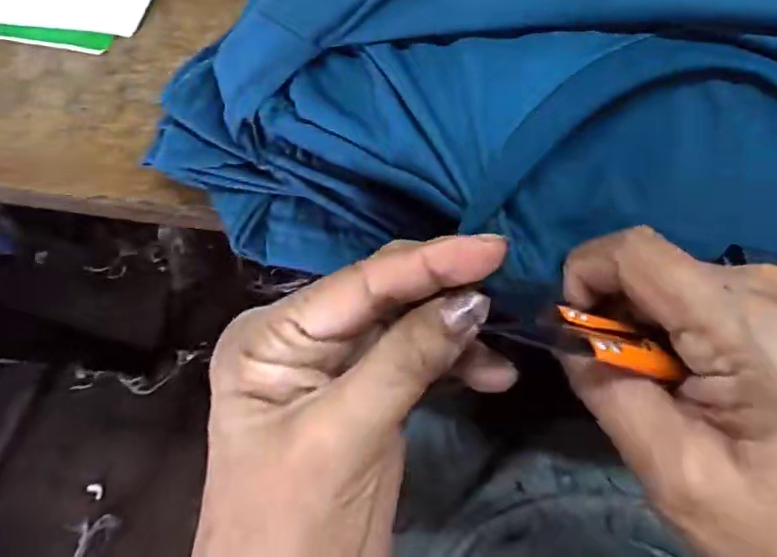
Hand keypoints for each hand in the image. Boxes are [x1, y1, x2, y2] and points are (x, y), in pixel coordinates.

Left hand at [193, 235, 518, 556]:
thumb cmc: (291, 528)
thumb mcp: (347, 436)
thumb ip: (408, 358)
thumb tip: (473, 299)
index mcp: (272, 335)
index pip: (364, 282)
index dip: (432, 260)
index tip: (493, 247)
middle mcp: (304, 335)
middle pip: (390, 291)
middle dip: (447, 286)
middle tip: (504, 273)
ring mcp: (339, 361)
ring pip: (413, 319)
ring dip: (459, 327)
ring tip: (503, 331)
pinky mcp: (371, 387)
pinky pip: (422, 354)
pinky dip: (459, 361)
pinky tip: (494, 374)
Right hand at [561, 227, 776, 556]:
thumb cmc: (768, 525)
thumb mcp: (675, 475)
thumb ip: (611, 393)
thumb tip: (566, 331)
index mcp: (747, 326)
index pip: (640, 251)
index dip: (588, 274)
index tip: (575, 333)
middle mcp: (763, 283)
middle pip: (653, 261)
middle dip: (616, 308)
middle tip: (622, 376)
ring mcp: (775, 282)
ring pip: (669, 270)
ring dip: (644, 317)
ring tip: (664, 381)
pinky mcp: (774, 291)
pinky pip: (693, 282)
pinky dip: (671, 317)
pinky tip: (690, 368)